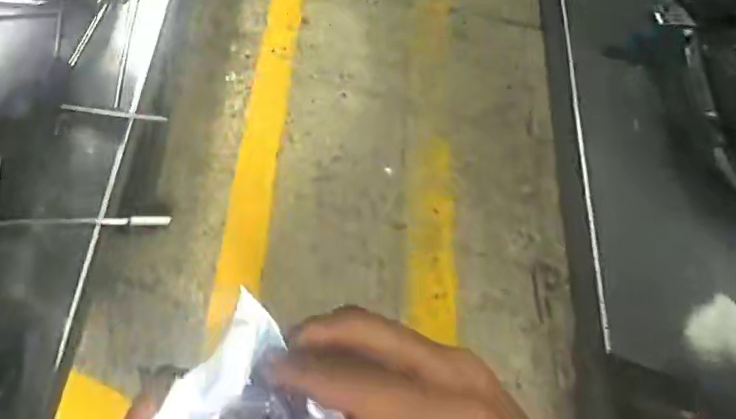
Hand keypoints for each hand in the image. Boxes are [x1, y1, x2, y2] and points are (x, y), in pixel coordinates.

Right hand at [267, 307, 530, 418]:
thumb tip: (302, 404)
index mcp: (444, 407)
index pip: (354, 379)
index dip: (302, 372)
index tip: (264, 369)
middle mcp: (453, 369)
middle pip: (363, 327)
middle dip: (313, 335)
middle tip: (279, 354)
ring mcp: (465, 362)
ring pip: (381, 328)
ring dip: (337, 339)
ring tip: (309, 363)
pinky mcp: (470, 367)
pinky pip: (402, 344)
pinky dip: (367, 351)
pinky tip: (353, 374)